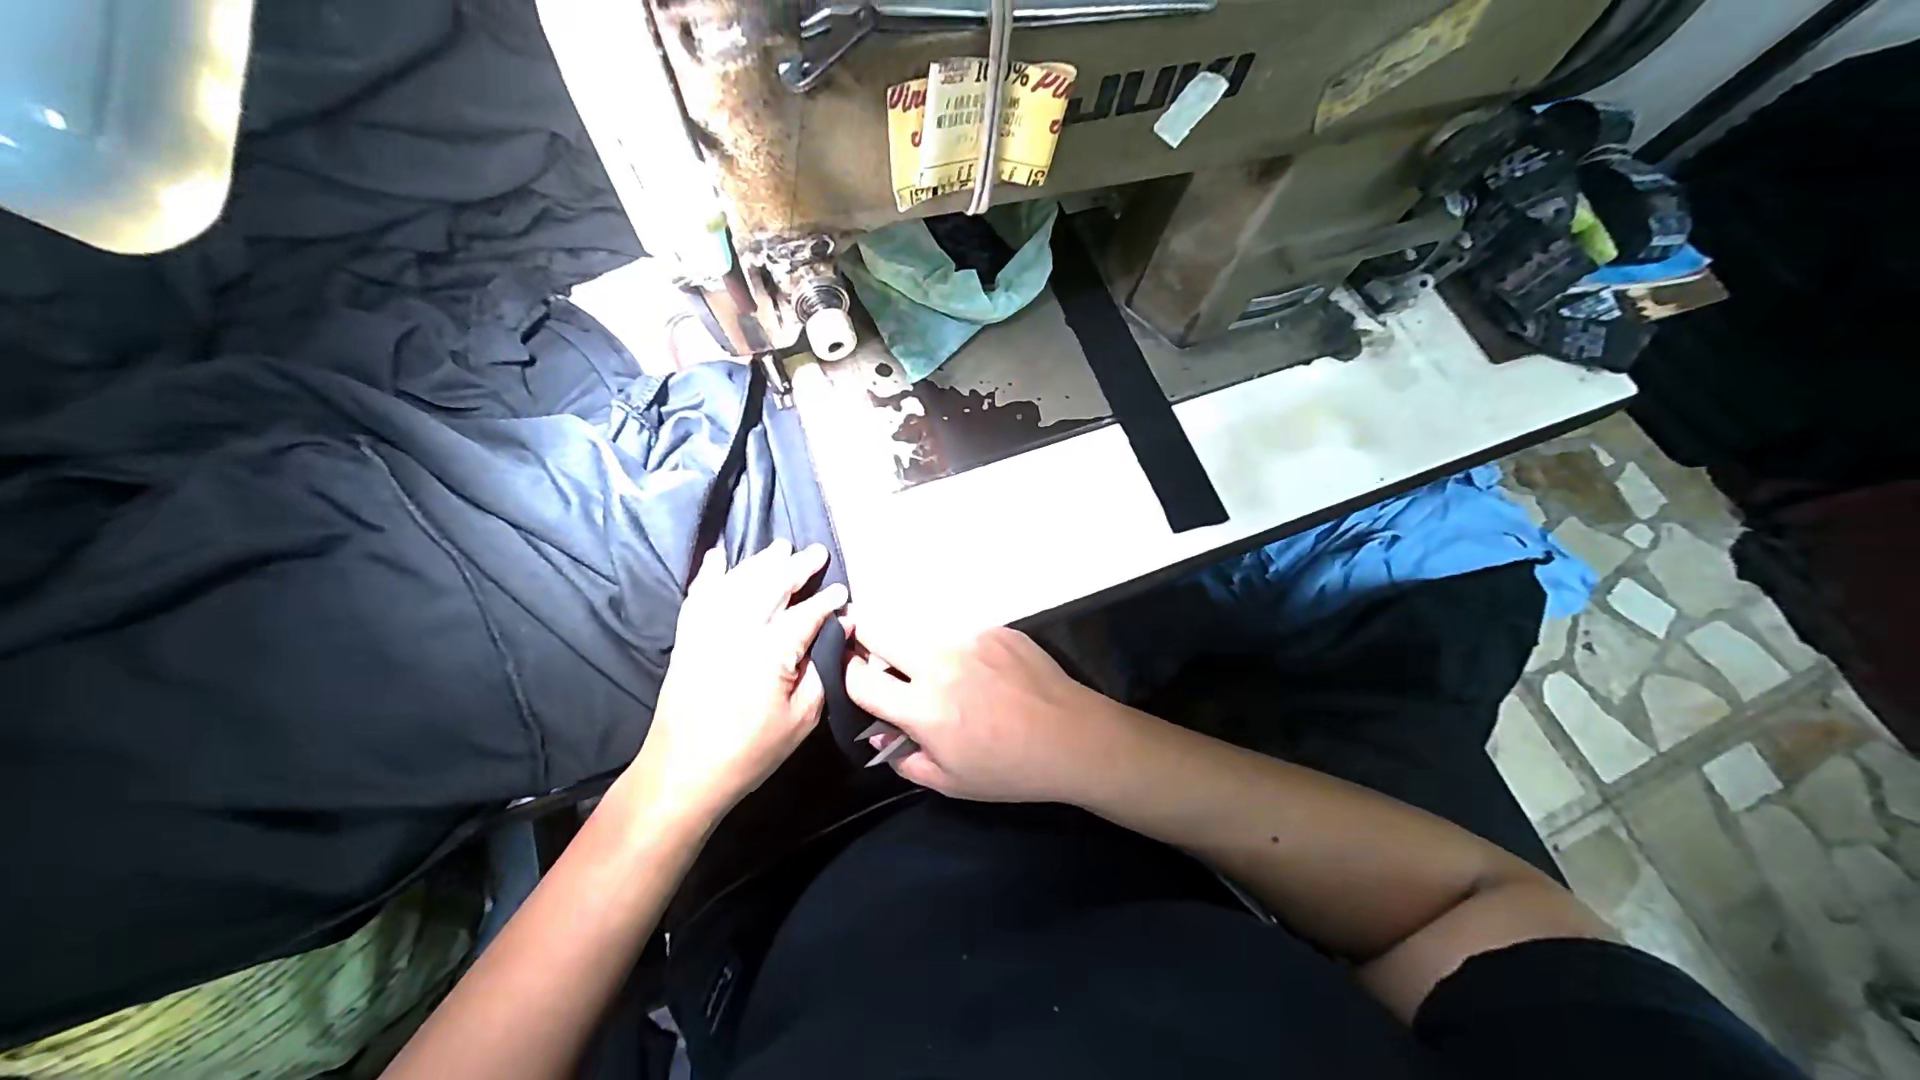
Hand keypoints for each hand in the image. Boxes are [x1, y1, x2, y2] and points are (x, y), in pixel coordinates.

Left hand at [617, 540, 846, 826]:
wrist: (682, 771)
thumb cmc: (750, 751)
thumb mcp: (803, 717)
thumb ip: (822, 669)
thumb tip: (840, 632)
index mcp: (772, 651)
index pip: (806, 613)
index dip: (827, 601)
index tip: (842, 593)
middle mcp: (738, 630)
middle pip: (771, 585)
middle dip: (797, 566)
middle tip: (816, 552)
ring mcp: (708, 630)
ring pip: (737, 582)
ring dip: (760, 562)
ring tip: (780, 547)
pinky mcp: (687, 638)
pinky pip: (699, 594)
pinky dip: (709, 573)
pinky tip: (718, 557)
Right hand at [843, 616, 1124, 803]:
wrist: (1073, 738)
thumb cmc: (1010, 769)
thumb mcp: (951, 782)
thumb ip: (905, 758)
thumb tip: (880, 732)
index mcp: (923, 709)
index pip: (859, 678)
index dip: (847, 675)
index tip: (853, 675)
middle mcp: (939, 665)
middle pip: (878, 629)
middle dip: (867, 639)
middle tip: (878, 655)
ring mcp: (968, 640)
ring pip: (919, 627)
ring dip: (916, 646)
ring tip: (941, 671)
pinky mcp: (994, 629)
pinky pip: (960, 632)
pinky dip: (959, 649)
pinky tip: (983, 671)